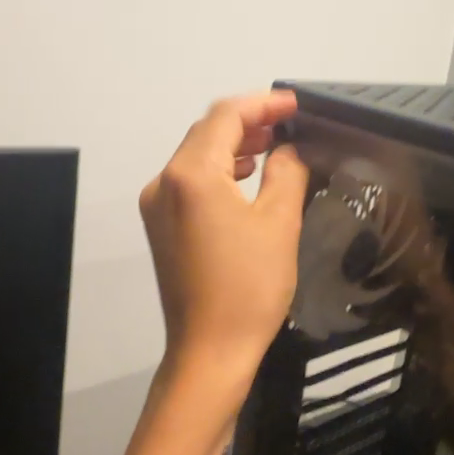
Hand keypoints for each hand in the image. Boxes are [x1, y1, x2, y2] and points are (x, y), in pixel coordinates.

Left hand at [140, 92, 309, 378]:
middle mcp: (164, 182)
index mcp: (191, 174)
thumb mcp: (279, 223)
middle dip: (248, 121)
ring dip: (233, 145)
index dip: (263, 103)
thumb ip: (286, 171)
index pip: (225, 116)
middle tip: (290, 123)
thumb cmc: (249, 288)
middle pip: (206, 132)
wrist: (210, 351)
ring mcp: (157, 206)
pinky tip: (246, 176)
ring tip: (274, 145)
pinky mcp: (161, 227)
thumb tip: (288, 148)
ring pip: (196, 156)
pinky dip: (218, 170)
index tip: (297, 104)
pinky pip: (189, 182)